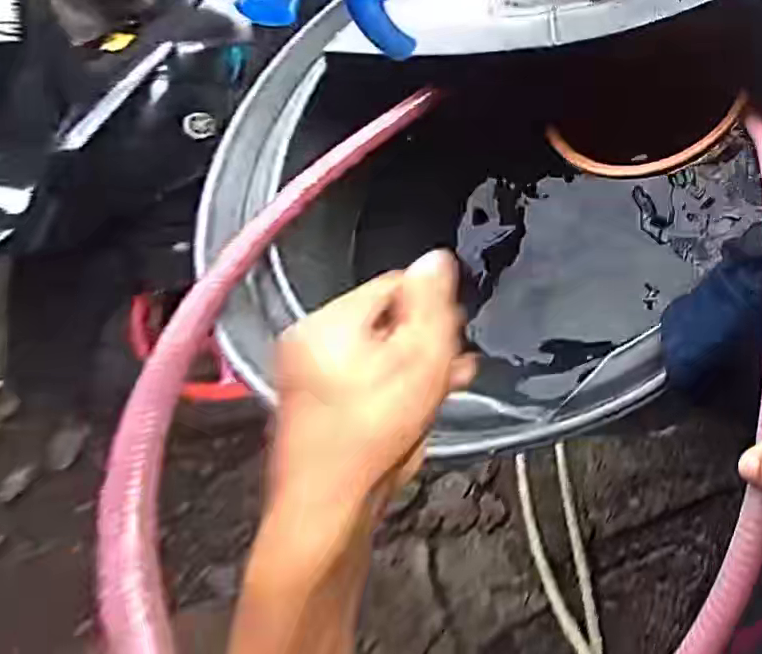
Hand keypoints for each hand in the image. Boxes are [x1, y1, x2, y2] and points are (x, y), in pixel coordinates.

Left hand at [266, 250, 476, 520]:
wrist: (335, 501)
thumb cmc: (373, 430)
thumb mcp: (422, 352)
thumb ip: (431, 300)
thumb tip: (436, 259)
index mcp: (327, 323)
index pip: (400, 281)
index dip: (434, 305)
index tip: (448, 331)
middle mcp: (312, 341)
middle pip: (396, 314)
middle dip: (430, 335)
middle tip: (445, 360)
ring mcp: (316, 370)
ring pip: (392, 343)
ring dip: (425, 359)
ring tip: (442, 382)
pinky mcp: (327, 395)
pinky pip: (378, 368)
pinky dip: (405, 377)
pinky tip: (427, 395)